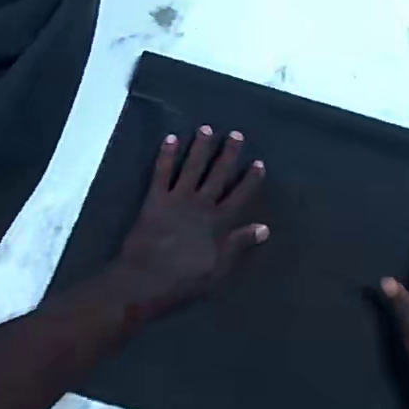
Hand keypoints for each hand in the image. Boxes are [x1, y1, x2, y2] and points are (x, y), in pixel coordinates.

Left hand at [104, 126, 267, 320]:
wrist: (144, 280)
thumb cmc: (183, 280)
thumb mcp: (218, 268)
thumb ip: (239, 244)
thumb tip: (264, 227)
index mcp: (216, 222)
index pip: (238, 195)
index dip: (250, 179)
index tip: (258, 162)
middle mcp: (200, 204)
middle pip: (218, 174)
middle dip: (228, 153)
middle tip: (235, 134)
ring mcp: (177, 199)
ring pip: (192, 166)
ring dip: (200, 147)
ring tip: (205, 128)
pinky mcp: (155, 199)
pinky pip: (162, 172)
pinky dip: (166, 154)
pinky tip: (170, 138)